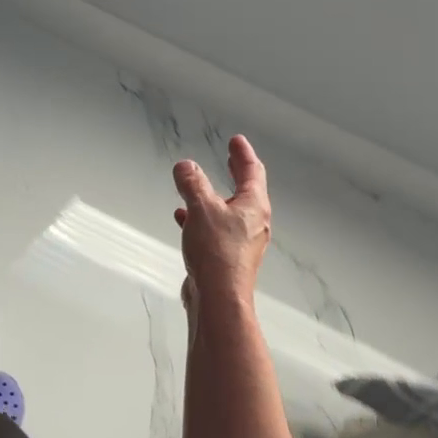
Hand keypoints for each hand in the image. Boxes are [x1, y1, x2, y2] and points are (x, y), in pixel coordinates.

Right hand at [172, 135, 270, 297]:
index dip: (243, 154)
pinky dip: (202, 219)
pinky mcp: (227, 257)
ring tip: (199, 188)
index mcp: (253, 206)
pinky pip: (215, 229)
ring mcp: (242, 241)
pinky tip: (184, 220)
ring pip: (228, 211)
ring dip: (214, 198)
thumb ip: (192, 184)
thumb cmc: (217, 251)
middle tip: (230, 159)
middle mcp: (253, 222)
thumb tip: (185, 166)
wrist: (219, 295)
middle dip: (235, 173)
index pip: (252, 172)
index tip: (237, 141)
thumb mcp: (201, 209)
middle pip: (245, 191)